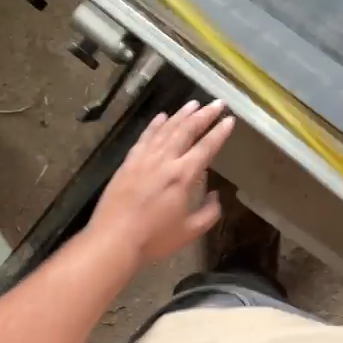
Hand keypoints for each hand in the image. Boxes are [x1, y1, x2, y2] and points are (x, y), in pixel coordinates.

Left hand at [87, 99, 235, 265]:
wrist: (114, 239)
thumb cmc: (154, 239)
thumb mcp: (190, 231)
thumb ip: (209, 213)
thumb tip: (215, 195)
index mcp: (183, 176)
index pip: (206, 148)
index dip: (219, 133)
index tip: (229, 120)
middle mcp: (164, 161)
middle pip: (186, 131)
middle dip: (204, 115)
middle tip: (217, 103)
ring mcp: (144, 159)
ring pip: (166, 130)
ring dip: (181, 115)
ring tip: (193, 104)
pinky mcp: (128, 162)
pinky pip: (145, 138)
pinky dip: (155, 125)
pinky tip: (162, 117)